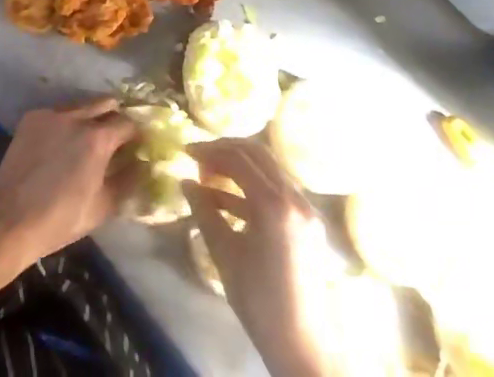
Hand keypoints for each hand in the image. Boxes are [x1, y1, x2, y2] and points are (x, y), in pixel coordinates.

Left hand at [0, 97, 137, 267]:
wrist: (10, 217)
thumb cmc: (62, 218)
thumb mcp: (103, 205)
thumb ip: (128, 181)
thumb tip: (144, 165)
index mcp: (98, 138)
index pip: (128, 123)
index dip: (137, 134)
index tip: (138, 145)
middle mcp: (76, 117)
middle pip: (106, 103)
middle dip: (115, 117)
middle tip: (116, 138)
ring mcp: (51, 114)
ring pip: (80, 105)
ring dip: (90, 117)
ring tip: (88, 140)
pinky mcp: (31, 118)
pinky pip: (58, 112)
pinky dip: (66, 122)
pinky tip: (62, 143)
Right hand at [186, 139, 341, 376]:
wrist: (303, 343)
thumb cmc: (259, 301)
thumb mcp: (224, 253)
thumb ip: (204, 211)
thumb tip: (185, 182)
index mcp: (275, 204)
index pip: (239, 158)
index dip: (209, 150)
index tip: (186, 151)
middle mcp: (296, 198)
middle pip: (257, 155)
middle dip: (225, 151)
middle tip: (198, 159)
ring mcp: (307, 209)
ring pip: (269, 170)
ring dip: (239, 168)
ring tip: (208, 179)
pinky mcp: (309, 222)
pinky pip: (277, 191)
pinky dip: (252, 188)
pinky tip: (227, 201)